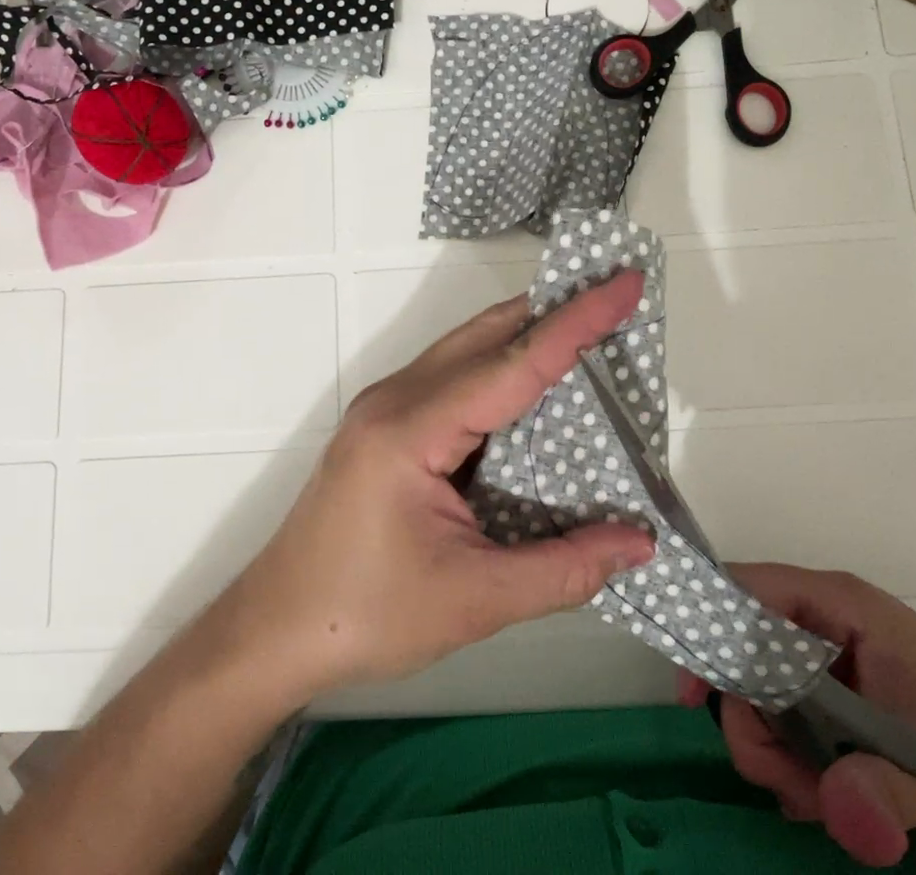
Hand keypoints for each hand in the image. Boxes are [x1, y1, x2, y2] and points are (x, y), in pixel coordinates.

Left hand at [213, 270, 658, 703]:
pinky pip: (449, 382)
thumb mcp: (475, 599)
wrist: (273, 632)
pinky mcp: (380, 433)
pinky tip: (533, 391)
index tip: (626, 282)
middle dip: (552, 312)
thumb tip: (642, 543)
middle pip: (484, 337)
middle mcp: (392, 403)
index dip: (576, 322)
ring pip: (464, 353)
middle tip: (616, 297)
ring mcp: (381, 413)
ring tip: (588, 332)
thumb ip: (564, 569)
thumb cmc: (365, 616)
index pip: (512, 363)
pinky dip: (498, 372)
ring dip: (524, 337)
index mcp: (410, 431)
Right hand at [680, 564, 915, 867]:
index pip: (748, 588)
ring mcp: (821, 659)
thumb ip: (888, 789)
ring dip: (769, 754)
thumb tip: (832, 808)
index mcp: (843, 607)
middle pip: (738, 654)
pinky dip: (784, 760)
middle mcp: (821, 623)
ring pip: (752, 693)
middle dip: (748, 725)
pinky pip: (776, 717)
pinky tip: (821, 794)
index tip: (692, 695)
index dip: (708, 627)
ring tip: (816, 800)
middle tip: (781, 783)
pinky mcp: (825, 694)